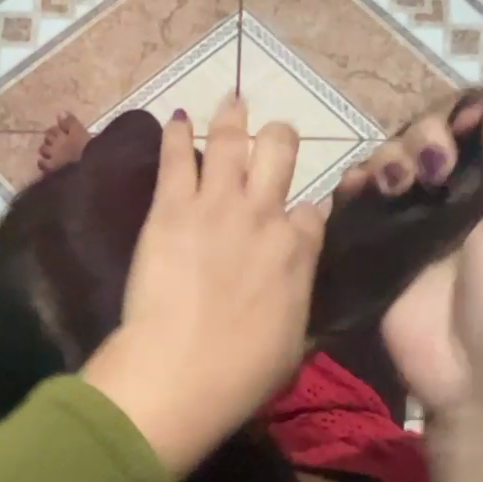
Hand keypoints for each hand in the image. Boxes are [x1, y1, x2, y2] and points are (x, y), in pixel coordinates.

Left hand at [81, 97, 325, 476]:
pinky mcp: (171, 208)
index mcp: (299, 254)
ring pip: (232, 138)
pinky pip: (177, 156)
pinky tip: (176, 122)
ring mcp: (218, 205)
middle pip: (280, 152)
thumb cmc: (242, 376)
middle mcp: (265, 216)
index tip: (295, 219)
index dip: (303, 214)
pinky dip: (178, 135)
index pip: (311, 213)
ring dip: (233, 118)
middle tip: (271, 140)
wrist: (184, 371)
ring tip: (232, 104)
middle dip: (279, 141)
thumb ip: (297, 309)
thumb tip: (299, 296)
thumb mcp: (292, 349)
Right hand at [343, 81, 482, 412]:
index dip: (462, 115)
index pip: (474, 130)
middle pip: (426, 140)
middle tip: (430, 167)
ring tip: (395, 184)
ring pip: (390, 167)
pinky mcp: (379, 256)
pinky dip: (354, 189)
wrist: (472, 378)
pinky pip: (360, 209)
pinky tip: (356, 189)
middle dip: (423, 137)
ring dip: (389, 160)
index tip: (459, 124)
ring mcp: (413, 230)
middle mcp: (455, 203)